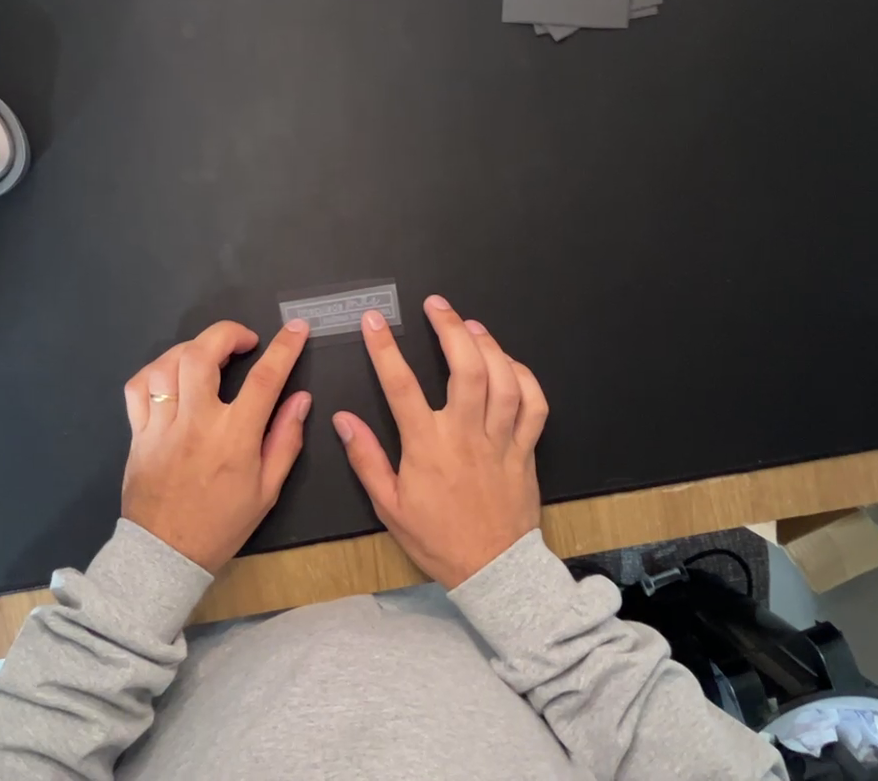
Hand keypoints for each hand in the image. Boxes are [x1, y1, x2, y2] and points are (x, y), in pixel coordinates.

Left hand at [121, 319, 311, 571]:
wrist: (165, 555)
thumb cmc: (222, 524)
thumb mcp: (268, 490)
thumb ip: (285, 439)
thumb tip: (301, 399)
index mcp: (234, 437)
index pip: (264, 378)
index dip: (283, 347)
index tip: (296, 329)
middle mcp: (196, 421)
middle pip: (202, 354)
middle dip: (226, 334)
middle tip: (243, 340)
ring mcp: (162, 425)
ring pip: (168, 364)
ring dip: (191, 349)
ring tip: (208, 355)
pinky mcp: (137, 432)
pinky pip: (138, 387)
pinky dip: (155, 370)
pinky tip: (171, 374)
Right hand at [332, 295, 547, 587]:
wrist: (492, 572)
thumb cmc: (437, 539)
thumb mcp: (389, 506)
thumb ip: (366, 459)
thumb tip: (343, 420)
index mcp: (427, 447)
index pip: (400, 386)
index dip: (384, 349)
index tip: (374, 321)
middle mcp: (466, 436)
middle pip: (465, 370)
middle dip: (450, 329)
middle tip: (437, 306)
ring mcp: (501, 441)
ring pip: (503, 381)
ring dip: (488, 345)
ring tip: (471, 325)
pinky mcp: (526, 450)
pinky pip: (534, 406)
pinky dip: (525, 378)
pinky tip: (508, 363)